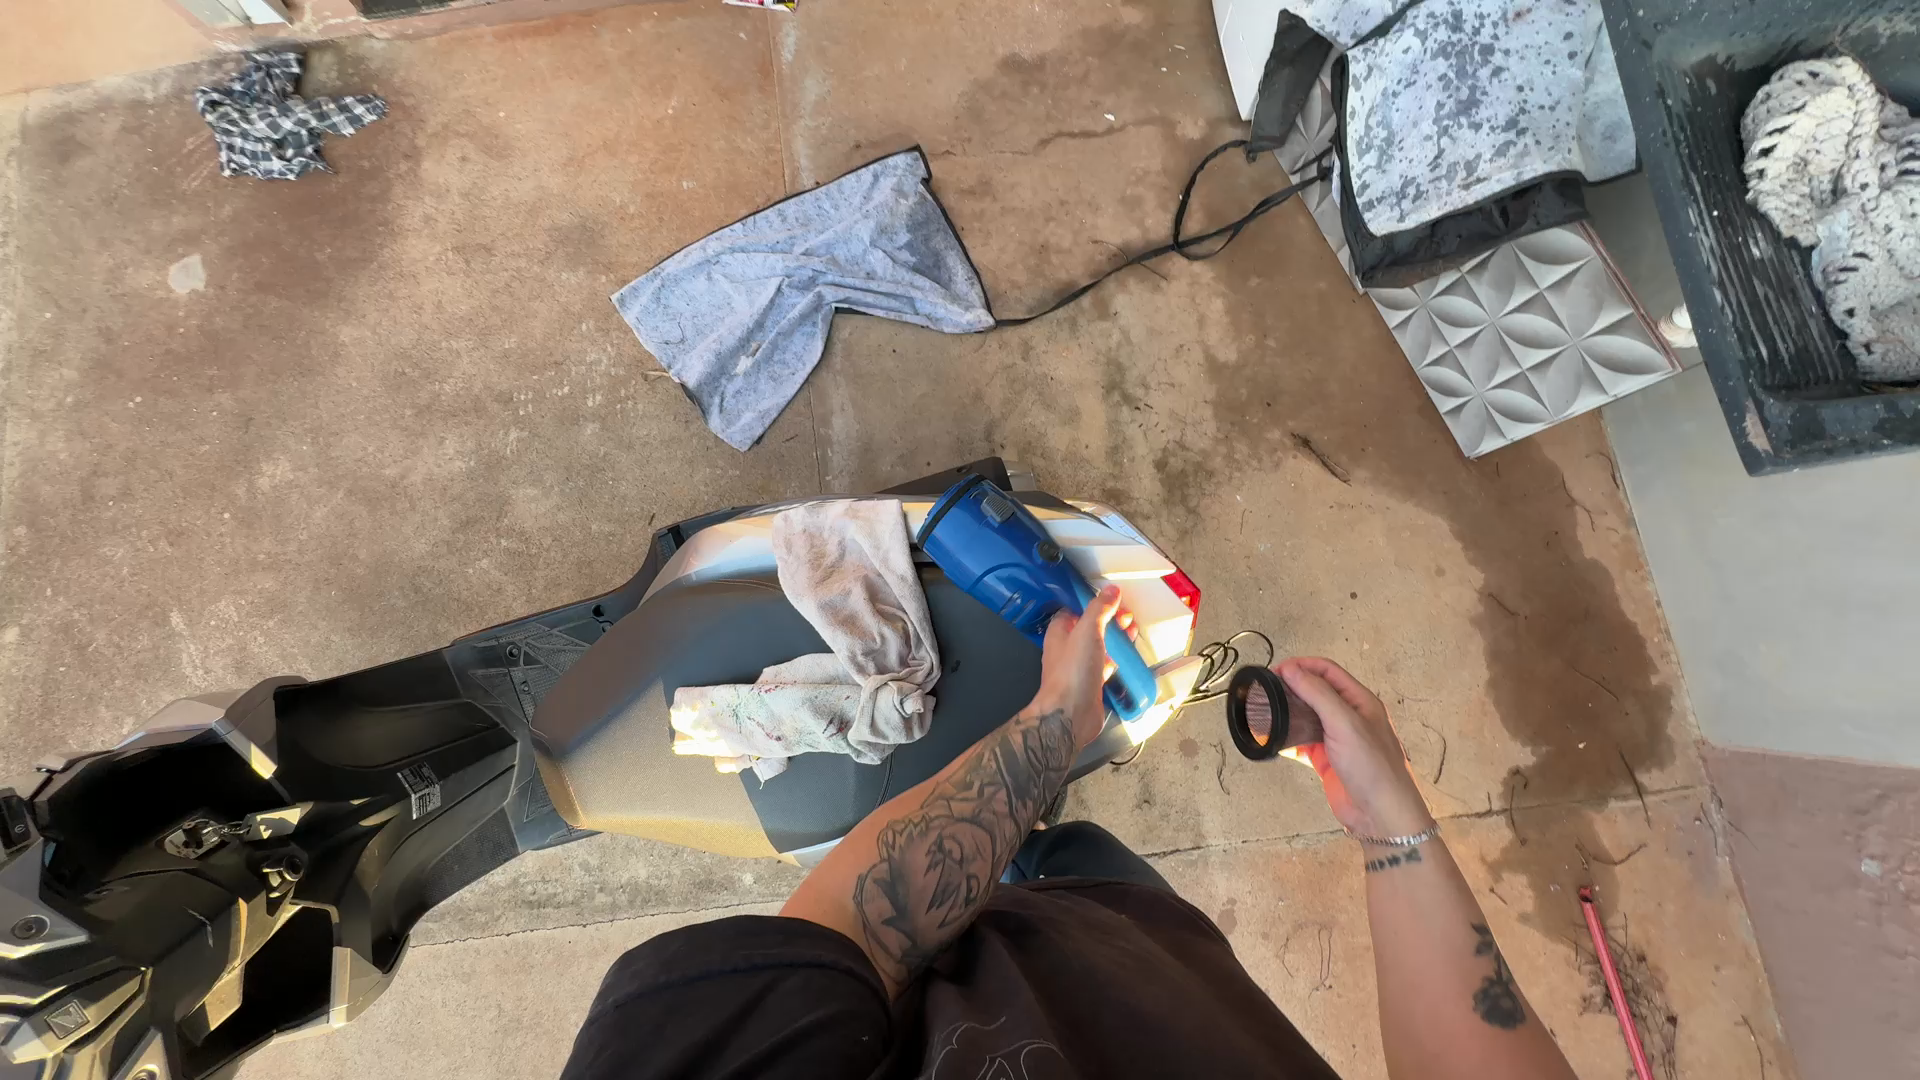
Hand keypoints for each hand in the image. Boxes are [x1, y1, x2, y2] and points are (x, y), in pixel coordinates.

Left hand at [1031, 586, 1124, 748]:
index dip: (1093, 603)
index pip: (1074, 610)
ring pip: (1099, 647)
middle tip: (1129, 617)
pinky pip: (1106, 667)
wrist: (1070, 715)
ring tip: (1134, 633)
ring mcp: (1079, 668)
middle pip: (1089, 628)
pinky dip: (1118, 661)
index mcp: (1059, 632)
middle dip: (1109, 621)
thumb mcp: (1088, 631)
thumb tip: (1112, 589)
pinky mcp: (1091, 684)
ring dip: (1115, 640)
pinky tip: (1130, 658)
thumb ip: (1099, 609)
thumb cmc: (1074, 670)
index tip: (1114, 598)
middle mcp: (1067, 648)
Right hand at [1275, 657, 1433, 839]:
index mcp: (1359, 701)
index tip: (1276, 671)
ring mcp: (1336, 738)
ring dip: (1287, 712)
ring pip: (1306, 716)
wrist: (1380, 816)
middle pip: (1314, 691)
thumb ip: (1318, 694)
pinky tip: (1273, 740)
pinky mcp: (1326, 759)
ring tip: (1265, 713)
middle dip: (1291, 687)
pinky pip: (1301, 742)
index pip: (1327, 671)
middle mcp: (1348, 716)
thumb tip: (1291, 669)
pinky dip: (1286, 739)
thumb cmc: (1372, 767)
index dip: (1302, 666)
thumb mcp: (1345, 724)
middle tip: (1266, 691)